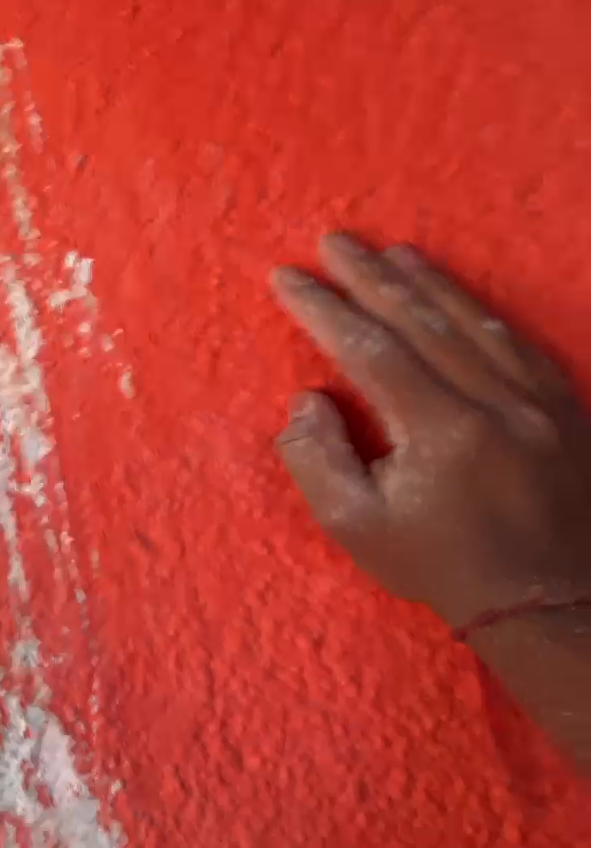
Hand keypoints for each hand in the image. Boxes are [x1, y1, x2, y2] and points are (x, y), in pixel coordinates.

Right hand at [271, 233, 590, 628]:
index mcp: (443, 430)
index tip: (286, 277)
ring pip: (477, 326)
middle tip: (333, 240)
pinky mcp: (567, 416)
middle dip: (371, 278)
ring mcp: (544, 407)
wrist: (558, 607)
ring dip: (429, 284)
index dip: (324, 307)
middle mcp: (500, 406)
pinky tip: (458, 297)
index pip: (371, 348)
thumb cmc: (437, 563)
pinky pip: (520, 348)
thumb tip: (310, 399)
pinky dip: (480, 313)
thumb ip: (315, 455)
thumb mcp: (350, 521)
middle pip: (424, 323)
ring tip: (392, 252)